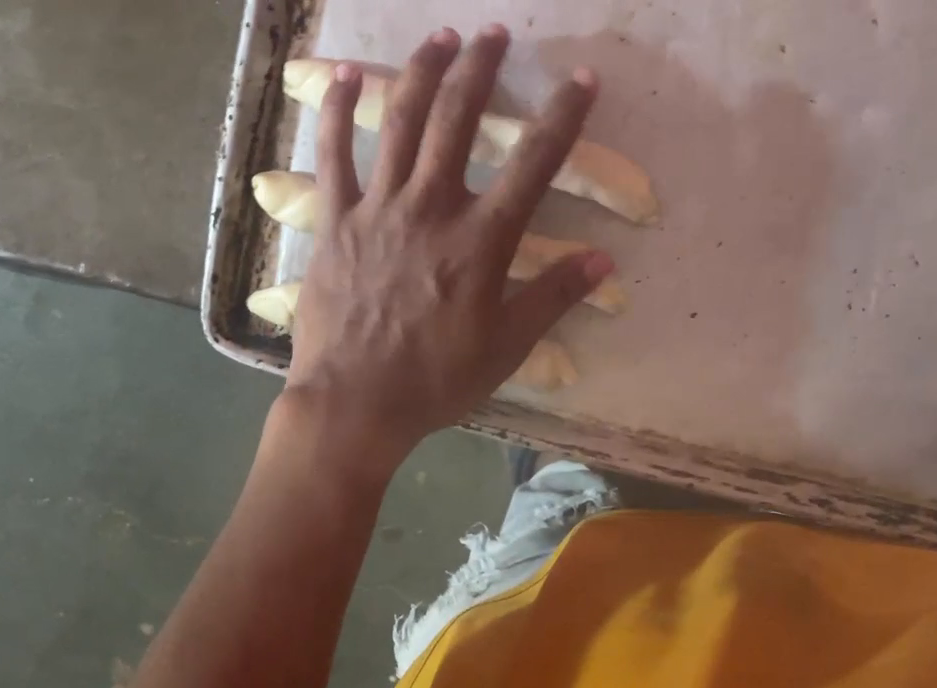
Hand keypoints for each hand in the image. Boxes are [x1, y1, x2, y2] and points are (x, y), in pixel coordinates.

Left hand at [276, 26, 613, 470]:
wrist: (356, 402)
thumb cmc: (438, 381)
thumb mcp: (507, 346)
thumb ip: (553, 297)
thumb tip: (603, 261)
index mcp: (481, 241)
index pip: (533, 164)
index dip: (563, 116)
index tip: (582, 79)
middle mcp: (431, 208)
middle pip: (458, 119)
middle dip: (481, 68)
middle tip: (494, 34)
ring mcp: (378, 208)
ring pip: (401, 121)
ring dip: (424, 71)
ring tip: (441, 38)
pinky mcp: (336, 221)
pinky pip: (333, 153)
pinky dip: (338, 110)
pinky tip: (346, 75)